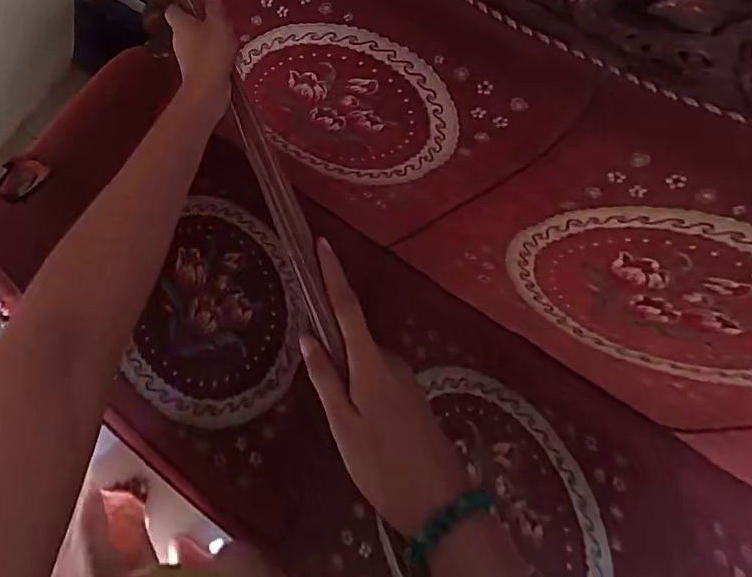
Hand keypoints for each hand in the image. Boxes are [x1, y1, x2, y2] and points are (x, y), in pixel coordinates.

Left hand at [166, 0, 235, 115]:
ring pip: (195, 41)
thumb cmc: (211, 50)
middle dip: (200, 20)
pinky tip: (228, 52)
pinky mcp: (195, 69)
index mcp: (179, 24)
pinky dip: (213, 52)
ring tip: (228, 33)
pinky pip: (203, 55)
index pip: (173, 9)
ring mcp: (185, 56)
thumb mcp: (218, 23)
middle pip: (185, 25)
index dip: (182, 4)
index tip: (196, 1)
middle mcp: (178, 39)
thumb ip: (214, 7)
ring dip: (208, 37)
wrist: (208, 87)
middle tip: (218, 16)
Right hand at [299, 239, 471, 535]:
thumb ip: (325, 379)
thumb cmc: (383, 467)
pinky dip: (362, 389)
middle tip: (326, 396)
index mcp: (370, 364)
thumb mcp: (344, 427)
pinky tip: (365, 431)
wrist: (443, 507)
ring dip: (348, 378)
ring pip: (364, 363)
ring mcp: (404, 378)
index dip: (333, 273)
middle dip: (333, 351)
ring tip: (348, 429)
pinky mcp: (411, 395)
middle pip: (352, 338)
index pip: (346, 307)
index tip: (323, 242)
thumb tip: (308, 337)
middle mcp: (390, 361)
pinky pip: (377, 378)